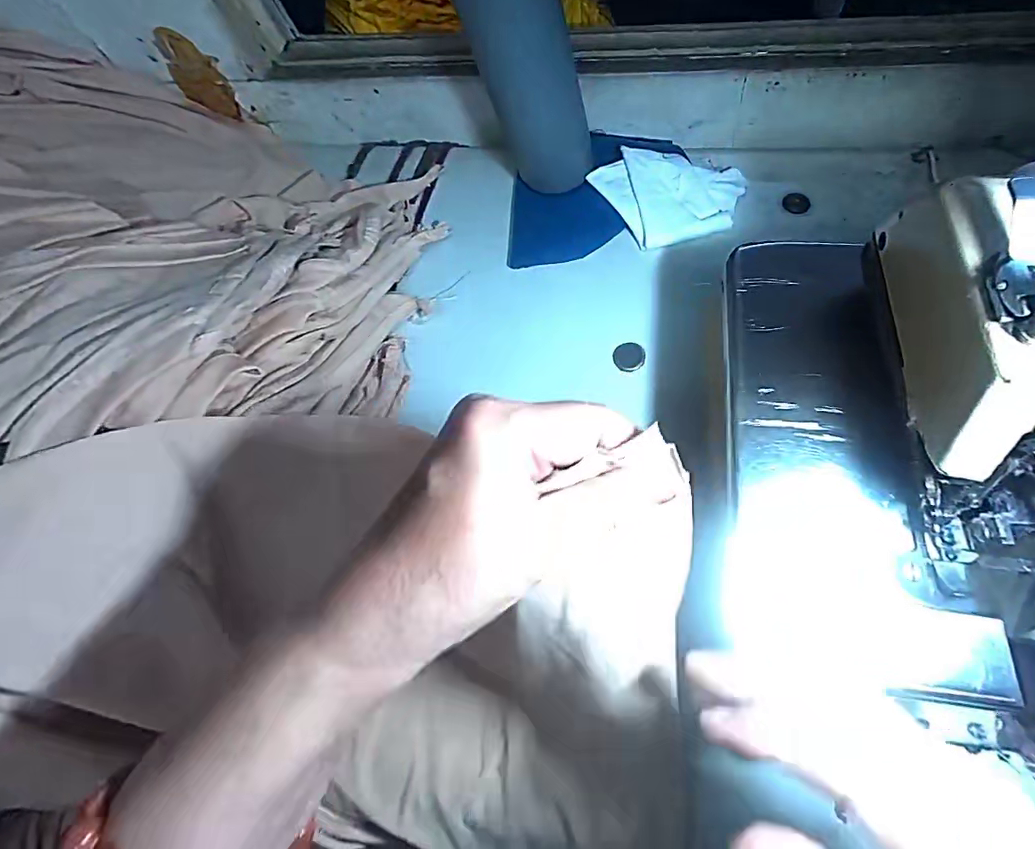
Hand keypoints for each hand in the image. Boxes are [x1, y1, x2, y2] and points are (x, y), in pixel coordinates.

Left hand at [319, 396, 666, 681]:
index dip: (632, 454)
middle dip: (603, 474)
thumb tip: (663, 476)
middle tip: (628, 522)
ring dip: (578, 487)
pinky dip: (551, 493)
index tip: (660, 496)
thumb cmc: (455, 579)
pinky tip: (559, 526)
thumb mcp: (542, 540)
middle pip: (571, 433)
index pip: (591, 419)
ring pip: (553, 453)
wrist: (372, 621)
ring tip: (594, 529)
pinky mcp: (467, 462)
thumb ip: (607, 499)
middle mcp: (485, 412)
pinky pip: (528, 465)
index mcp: (500, 418)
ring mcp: (472, 436)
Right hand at [687, 651, 1034, 848]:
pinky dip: (816, 681)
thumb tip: (740, 836)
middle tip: (701, 666)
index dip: (770, 730)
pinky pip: (869, 702)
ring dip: (783, 673)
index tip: (711, 721)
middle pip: (843, 704)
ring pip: (857, 693)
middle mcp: (945, 770)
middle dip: (765, 678)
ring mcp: (946, 757)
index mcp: (939, 818)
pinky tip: (783, 673)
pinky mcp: (941, 757)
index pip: (841, 755)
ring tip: (728, 665)